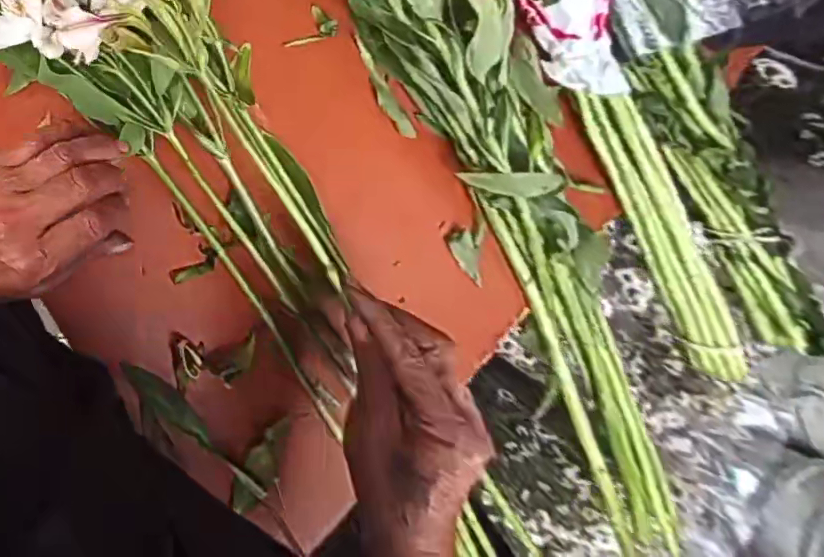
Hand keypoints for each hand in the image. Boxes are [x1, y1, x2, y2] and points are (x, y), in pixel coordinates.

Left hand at [0, 120, 133, 306]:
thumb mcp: (35, 284)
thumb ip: (79, 257)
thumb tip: (121, 238)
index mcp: (34, 256)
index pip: (91, 224)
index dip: (116, 212)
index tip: (124, 208)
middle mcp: (21, 217)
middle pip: (81, 185)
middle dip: (111, 177)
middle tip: (124, 177)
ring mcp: (6, 185)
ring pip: (61, 156)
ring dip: (95, 147)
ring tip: (117, 147)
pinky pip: (37, 141)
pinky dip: (65, 134)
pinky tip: (83, 134)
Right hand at [340, 288, 492, 556]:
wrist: (410, 531)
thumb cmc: (385, 487)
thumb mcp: (368, 428)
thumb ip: (370, 372)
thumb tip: (358, 323)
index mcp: (449, 425)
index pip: (411, 356)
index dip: (378, 319)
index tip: (351, 291)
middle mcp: (471, 419)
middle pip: (436, 349)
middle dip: (395, 318)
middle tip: (357, 298)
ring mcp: (471, 420)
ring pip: (439, 357)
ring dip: (401, 332)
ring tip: (365, 315)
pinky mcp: (462, 420)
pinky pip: (436, 373)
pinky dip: (407, 352)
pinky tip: (383, 345)